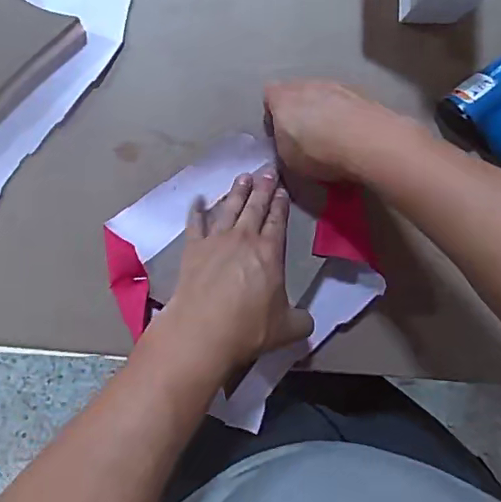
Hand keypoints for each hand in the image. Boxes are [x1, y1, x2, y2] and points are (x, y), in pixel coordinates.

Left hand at [150, 172, 312, 381]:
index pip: (278, 221)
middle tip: (267, 172)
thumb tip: (308, 321)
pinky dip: (196, 211)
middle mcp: (243, 239)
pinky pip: (195, 224)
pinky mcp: (192, 249)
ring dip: (237, 192)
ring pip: (228, 209)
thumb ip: (301, 320)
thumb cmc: (249, 328)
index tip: (282, 189)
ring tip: (243, 178)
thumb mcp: (288, 328)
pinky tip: (196, 200)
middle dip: (263, 188)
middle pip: (255, 207)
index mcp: (270, 252)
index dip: (281, 204)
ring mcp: (216, 241)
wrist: (203, 329)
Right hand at [263, 79, 414, 181]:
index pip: (268, 95)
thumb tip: (288, 141)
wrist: (369, 142)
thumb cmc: (317, 152)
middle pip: (297, 92)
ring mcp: (337, 85)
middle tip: (306, 136)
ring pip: (324, 96)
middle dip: (299, 111)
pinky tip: (353, 136)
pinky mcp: (363, 93)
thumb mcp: (287, 158)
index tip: (278, 134)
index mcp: (282, 98)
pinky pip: (347, 103)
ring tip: (333, 137)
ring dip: (325, 111)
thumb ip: (282, 143)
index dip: (272, 114)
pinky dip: (346, 115)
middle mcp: (307, 84)